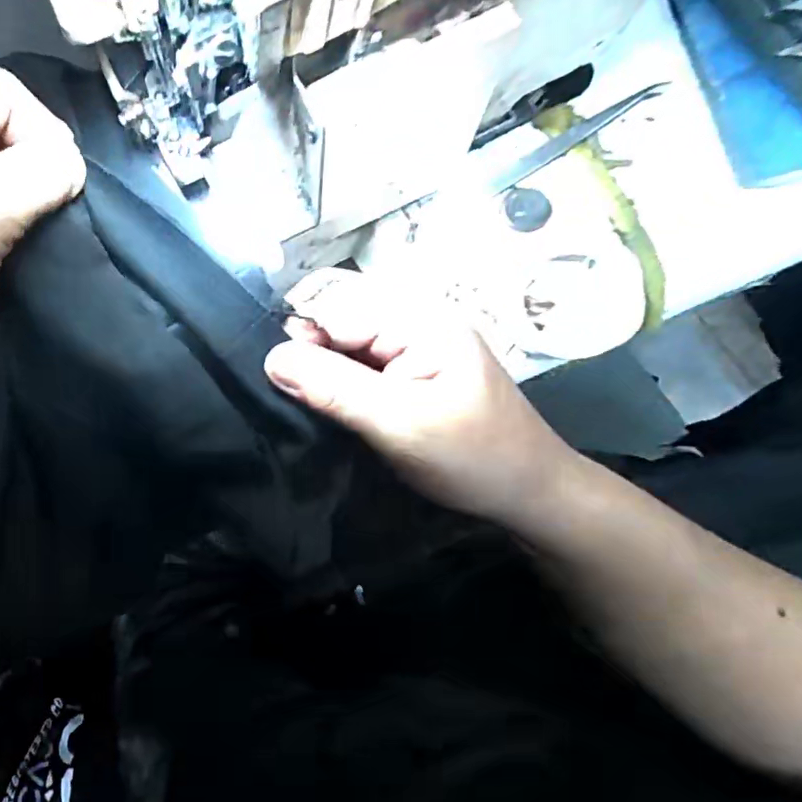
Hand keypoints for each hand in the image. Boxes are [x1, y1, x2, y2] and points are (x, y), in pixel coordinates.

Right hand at [263, 269, 586, 525]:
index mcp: (420, 319)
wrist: (529, 493)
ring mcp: (412, 347)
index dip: (302, 341)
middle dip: (309, 356)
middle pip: (337, 321)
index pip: (336, 308)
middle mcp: (414, 322)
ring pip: (343, 346)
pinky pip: (358, 366)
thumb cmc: (472, 458)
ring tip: (311, 409)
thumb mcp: (399, 423)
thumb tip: (272, 359)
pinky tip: (331, 410)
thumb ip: (334, 388)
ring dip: (321, 374)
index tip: (281, 384)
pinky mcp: (408, 372)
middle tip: (298, 402)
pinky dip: (338, 386)